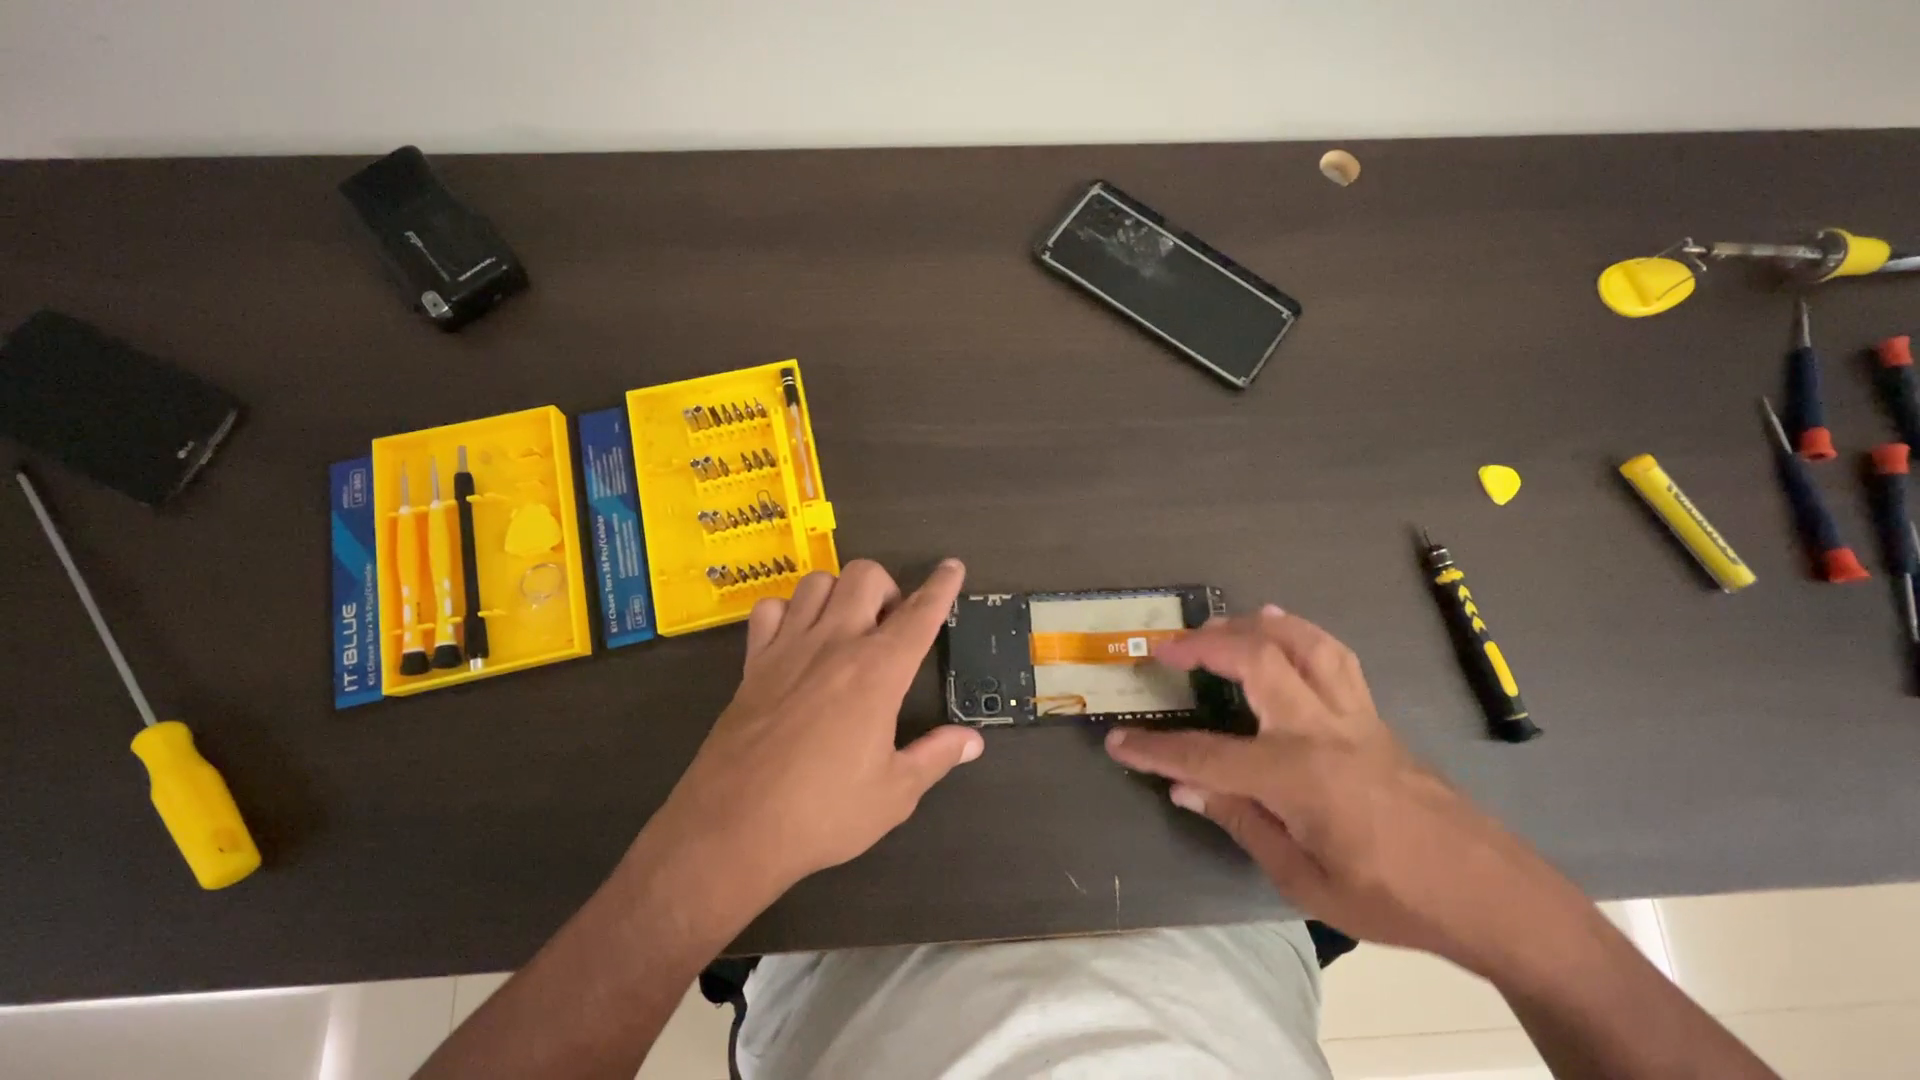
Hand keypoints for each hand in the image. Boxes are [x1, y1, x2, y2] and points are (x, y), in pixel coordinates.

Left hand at [644, 559, 984, 912]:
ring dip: (840, 593)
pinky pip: (770, 609)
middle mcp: (834, 645)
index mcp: (877, 673)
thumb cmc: (823, 813)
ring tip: (846, 626)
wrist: (733, 828)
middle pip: (865, 576)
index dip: (940, 587)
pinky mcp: (752, 663)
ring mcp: (788, 649)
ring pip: (817, 581)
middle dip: (888, 588)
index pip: (919, 614)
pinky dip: (788, 611)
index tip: (951, 567)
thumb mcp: (894, 793)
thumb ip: (935, 756)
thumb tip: (972, 740)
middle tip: (891, 627)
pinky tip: (796, 639)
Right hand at [1104, 606, 1588, 974]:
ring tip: (1222, 623)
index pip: (1207, 754)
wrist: (1489, 893)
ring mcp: (1356, 717)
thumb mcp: (1304, 881)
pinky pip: (1335, 659)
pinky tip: (1286, 633)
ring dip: (1257, 625)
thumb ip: (1242, 823)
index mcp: (1298, 777)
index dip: (1155, 749)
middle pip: (1257, 661)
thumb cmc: (1392, 899)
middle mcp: (1323, 731)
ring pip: (1304, 644)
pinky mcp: (1376, 718)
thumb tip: (1186, 787)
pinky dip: (1302, 636)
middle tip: (1166, 650)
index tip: (1117, 741)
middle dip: (1203, 648)